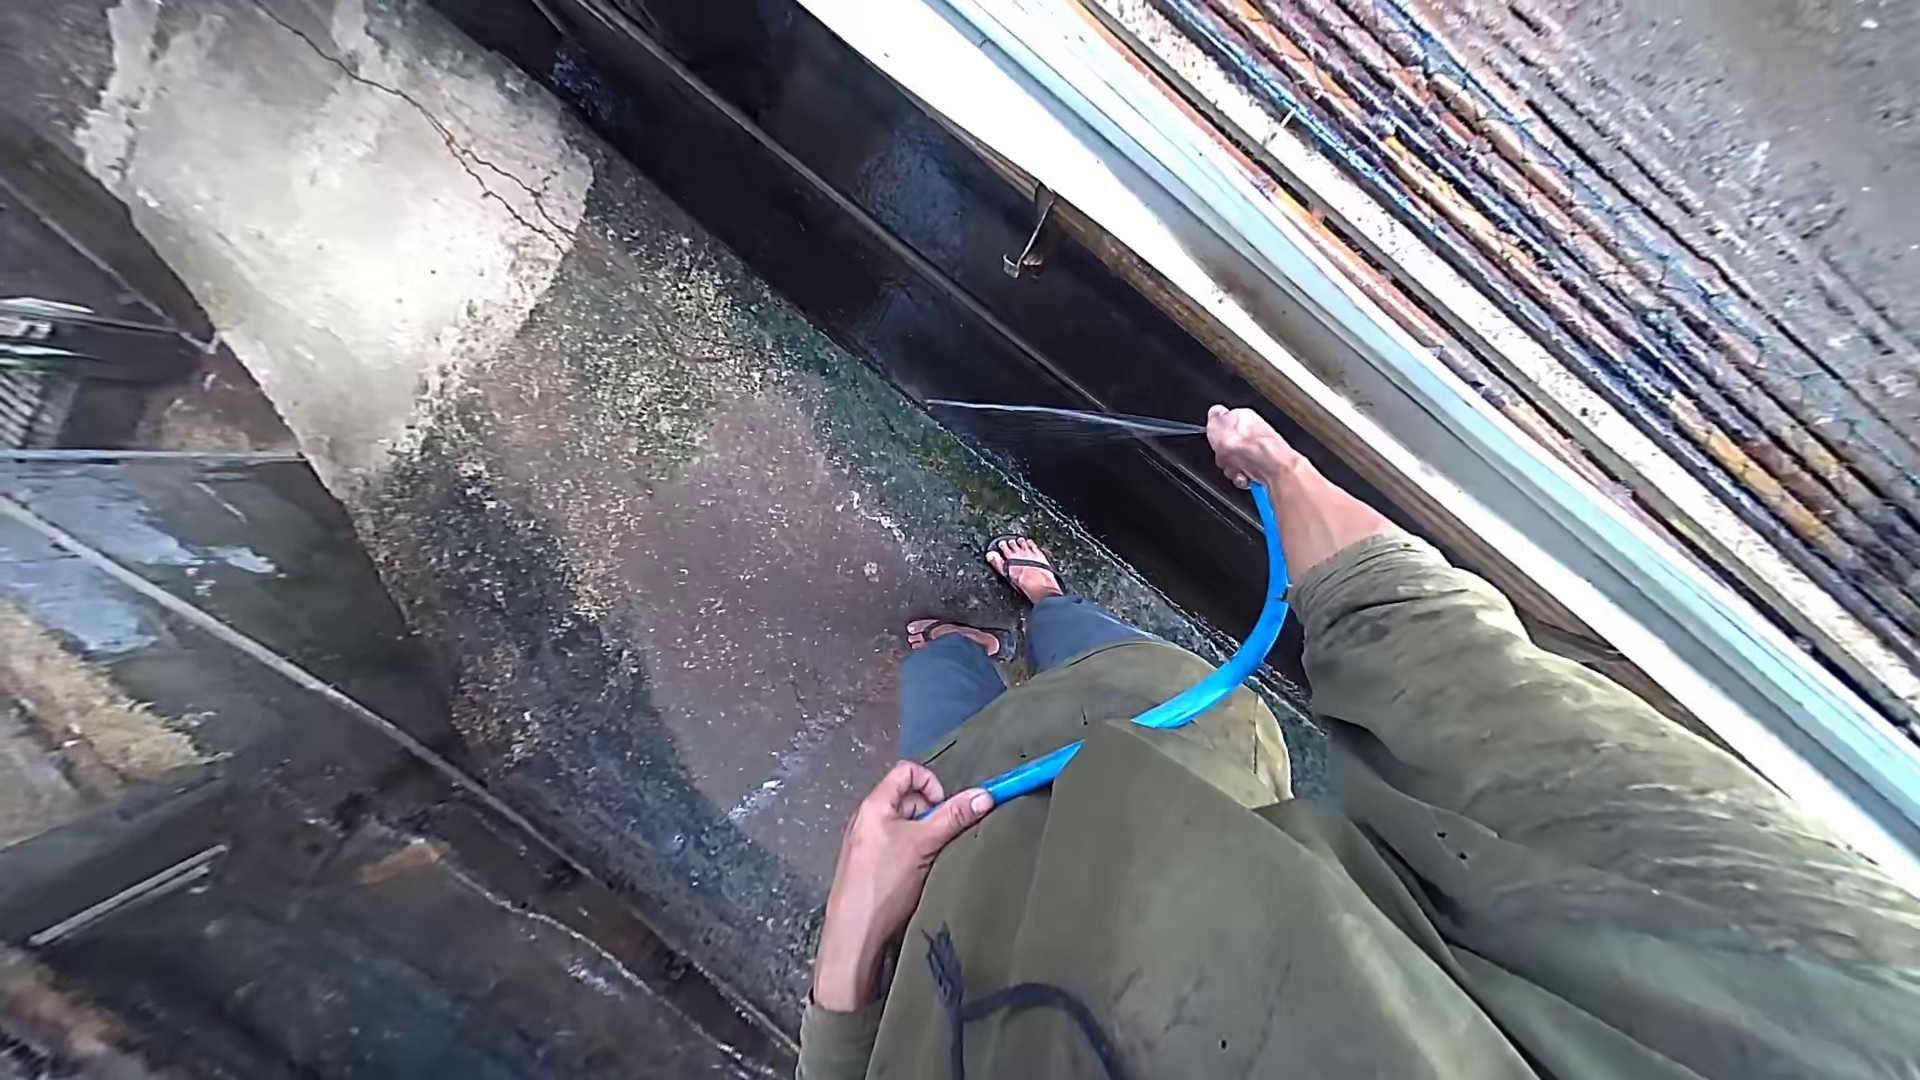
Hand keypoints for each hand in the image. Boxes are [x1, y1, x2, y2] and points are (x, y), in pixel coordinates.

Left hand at [811, 761, 993, 1010]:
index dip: (931, 783)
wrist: (854, 941)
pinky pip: (898, 845)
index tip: (944, 809)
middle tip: (939, 838)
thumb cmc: (884, 884)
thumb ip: (955, 817)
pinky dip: (914, 852)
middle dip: (931, 813)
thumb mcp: (924, 844)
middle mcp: (868, 818)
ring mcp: (867, 843)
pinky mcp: (869, 866)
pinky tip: (919, 875)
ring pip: (906, 824)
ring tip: (930, 859)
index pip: (907, 770)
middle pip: (909, 797)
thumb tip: (985, 794)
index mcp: (875, 804)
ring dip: (924, 835)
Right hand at [1207, 404, 1303, 488]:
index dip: (1216, 439)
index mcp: (1244, 417)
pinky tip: (1245, 476)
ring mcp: (1260, 451)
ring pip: (1236, 464)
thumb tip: (1214, 411)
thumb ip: (1214, 415)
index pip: (1224, 427)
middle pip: (1228, 449)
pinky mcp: (1264, 468)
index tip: (1215, 445)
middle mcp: (1253, 433)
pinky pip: (1246, 476)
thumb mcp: (1218, 421)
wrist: (1268, 464)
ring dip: (1232, 470)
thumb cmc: (1246, 444)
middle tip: (1226, 458)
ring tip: (1238, 468)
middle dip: (1224, 457)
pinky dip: (1243, 478)